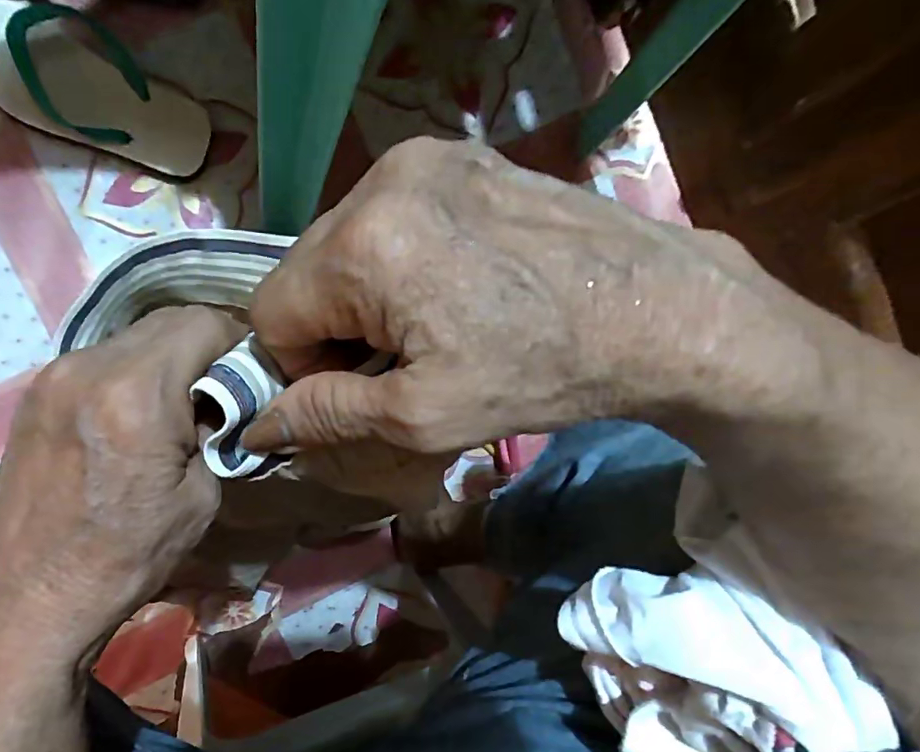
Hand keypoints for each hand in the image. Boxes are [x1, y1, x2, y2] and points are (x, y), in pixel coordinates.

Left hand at [0, 306, 242, 670]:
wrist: (35, 595)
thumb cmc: (125, 558)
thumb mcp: (198, 499)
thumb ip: (213, 433)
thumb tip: (217, 406)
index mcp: (136, 391)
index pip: (204, 323)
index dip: (237, 345)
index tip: (246, 380)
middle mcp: (88, 366)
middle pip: (164, 323)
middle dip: (199, 351)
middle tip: (213, 396)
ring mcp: (52, 377)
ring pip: (126, 343)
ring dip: (159, 366)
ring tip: (168, 414)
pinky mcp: (32, 396)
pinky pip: (94, 366)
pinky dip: (123, 380)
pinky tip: (127, 423)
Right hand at [241, 137, 791, 455]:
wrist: (663, 312)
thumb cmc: (538, 373)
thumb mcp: (418, 417)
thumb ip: (323, 416)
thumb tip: (256, 428)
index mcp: (365, 243)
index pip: (270, 312)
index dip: (299, 365)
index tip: (355, 388)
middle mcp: (383, 181)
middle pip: (301, 274)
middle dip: (325, 330)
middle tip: (389, 364)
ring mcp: (423, 158)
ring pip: (336, 247)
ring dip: (356, 299)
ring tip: (423, 327)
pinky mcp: (456, 156)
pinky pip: (380, 221)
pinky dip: (388, 264)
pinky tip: (443, 289)